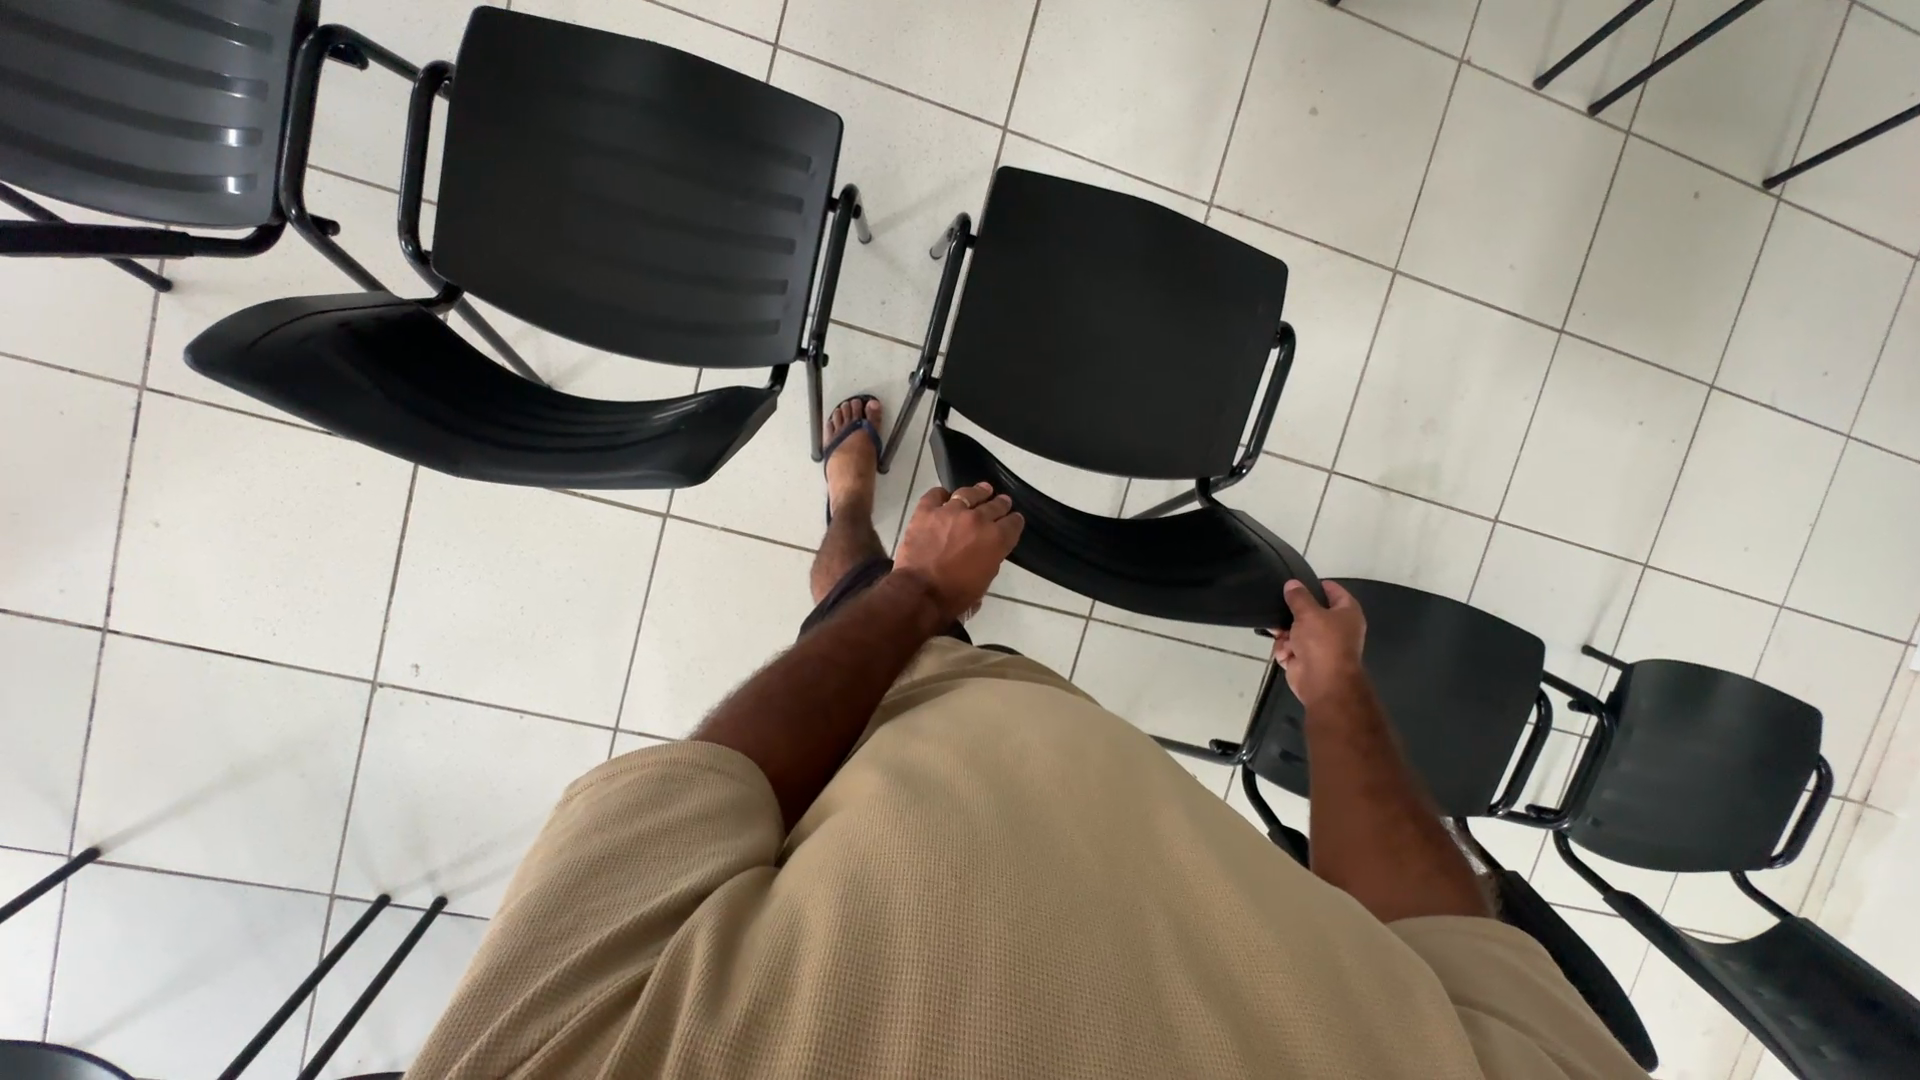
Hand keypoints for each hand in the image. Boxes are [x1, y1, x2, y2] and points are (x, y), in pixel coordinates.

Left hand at [893, 483, 1024, 621]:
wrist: (920, 592)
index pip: (1014, 523)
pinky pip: (936, 494)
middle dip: (1001, 504)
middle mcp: (977, 519)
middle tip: (1002, 501)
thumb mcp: (984, 581)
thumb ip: (990, 560)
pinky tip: (944, 497)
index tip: (1014, 520)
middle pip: (995, 505)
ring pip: (968, 494)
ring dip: (978, 492)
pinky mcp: (927, 510)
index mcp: (996, 539)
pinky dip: (941, 495)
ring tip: (982, 490)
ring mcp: (951, 511)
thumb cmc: (955, 595)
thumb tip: (987, 553)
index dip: (1015, 521)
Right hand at [1271, 580, 1366, 709]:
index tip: (1297, 581)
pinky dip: (1286, 649)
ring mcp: (1321, 645)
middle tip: (1278, 604)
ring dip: (1285, 632)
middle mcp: (1336, 628)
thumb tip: (1292, 583)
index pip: (1333, 591)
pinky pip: (1291, 647)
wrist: (1322, 681)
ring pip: (1296, 630)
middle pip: (1311, 612)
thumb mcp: (1308, 612)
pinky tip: (1284, 651)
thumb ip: (1298, 596)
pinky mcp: (1306, 659)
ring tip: (1275, 629)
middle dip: (1293, 612)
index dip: (1316, 584)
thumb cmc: (1322, 641)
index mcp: (1346, 613)